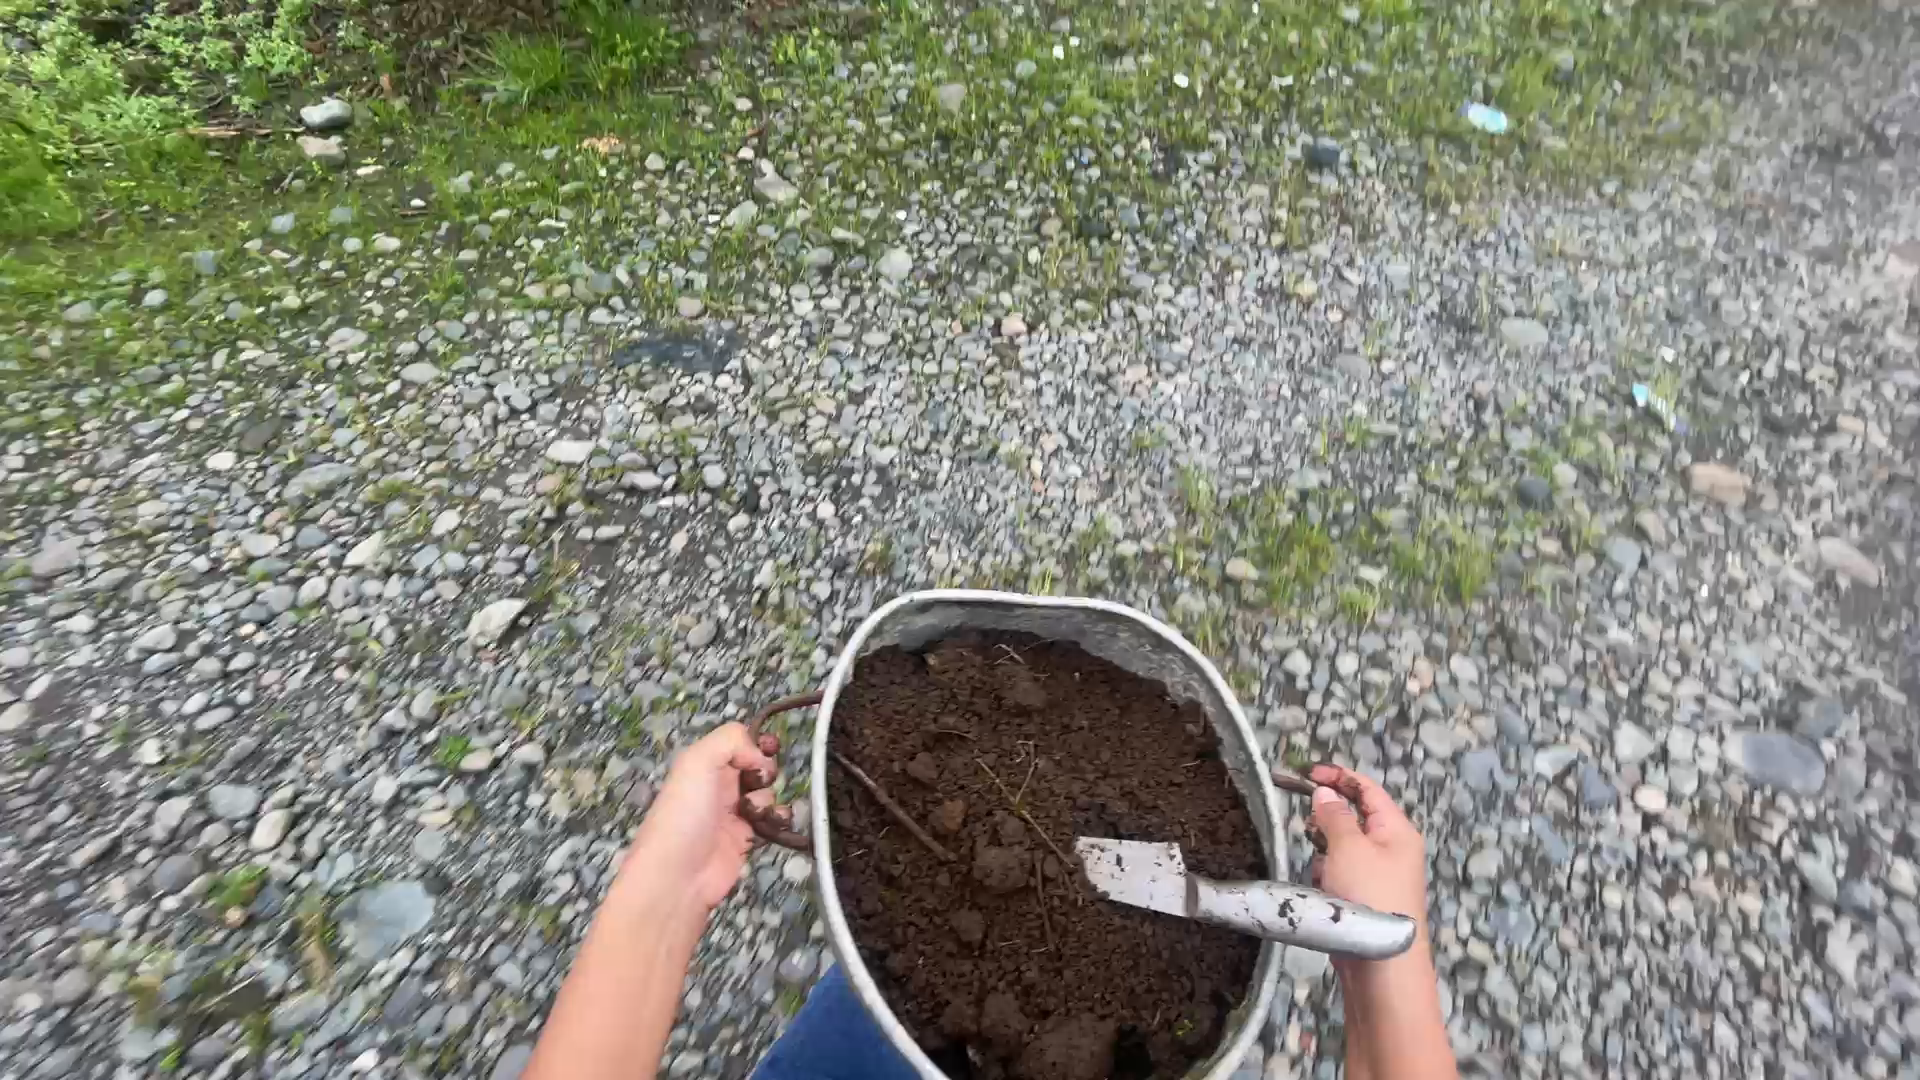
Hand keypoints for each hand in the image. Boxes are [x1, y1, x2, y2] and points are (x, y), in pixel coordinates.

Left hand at [628, 722, 782, 911]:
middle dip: (766, 767)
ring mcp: (735, 812)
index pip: (739, 740)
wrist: (679, 877)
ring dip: (769, 796)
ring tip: (755, 811)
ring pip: (768, 791)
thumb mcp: (697, 761)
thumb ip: (732, 740)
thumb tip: (760, 756)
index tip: (769, 746)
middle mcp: (720, 784)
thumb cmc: (685, 813)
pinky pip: (773, 818)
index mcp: (705, 763)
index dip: (757, 740)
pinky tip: (772, 822)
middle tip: (759, 778)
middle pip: (757, 764)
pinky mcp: (748, 837)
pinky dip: (779, 818)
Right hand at [1306, 763, 1426, 929]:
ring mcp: (1378, 872)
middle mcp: (1391, 847)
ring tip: (1320, 864)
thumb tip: (1325, 793)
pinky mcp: (1364, 893)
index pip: (1367, 789)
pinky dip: (1327, 871)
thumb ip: (1334, 814)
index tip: (1306, 774)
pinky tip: (1323, 887)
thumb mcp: (1348, 846)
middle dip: (1327, 817)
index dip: (1338, 776)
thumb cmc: (1368, 894)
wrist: (1382, 965)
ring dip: (1325, 848)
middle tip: (1307, 823)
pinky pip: (1339, 868)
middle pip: (1354, 815)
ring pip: (1342, 843)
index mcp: (1396, 830)